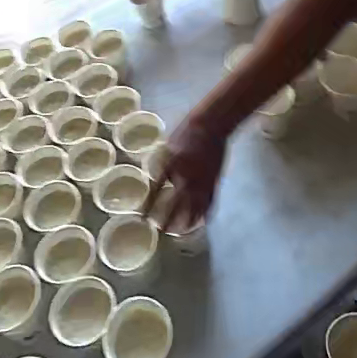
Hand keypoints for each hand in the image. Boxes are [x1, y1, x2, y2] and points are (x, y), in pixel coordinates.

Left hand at [142, 116, 226, 231]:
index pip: (157, 190)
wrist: (213, 125)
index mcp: (172, 165)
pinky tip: (201, 222)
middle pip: (176, 205)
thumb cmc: (188, 130)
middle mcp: (187, 176)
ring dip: (186, 222)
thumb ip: (163, 164)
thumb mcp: (168, 145)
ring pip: (194, 208)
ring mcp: (203, 181)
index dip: (149, 205)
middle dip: (167, 220)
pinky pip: (210, 203)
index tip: (142, 217)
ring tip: (179, 232)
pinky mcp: (214, 182)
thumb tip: (155, 180)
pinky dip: (205, 214)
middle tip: (160, 231)